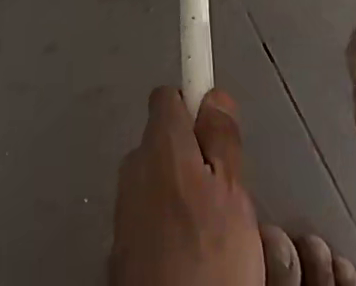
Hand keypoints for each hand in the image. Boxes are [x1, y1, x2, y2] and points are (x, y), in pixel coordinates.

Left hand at [110, 87, 263, 285]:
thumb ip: (222, 138)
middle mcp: (134, 164)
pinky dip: (166, 214)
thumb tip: (214, 96)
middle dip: (192, 150)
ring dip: (181, 186)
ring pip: (157, 172)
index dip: (195, 102)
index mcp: (162, 144)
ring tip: (210, 225)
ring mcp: (124, 200)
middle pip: (164, 135)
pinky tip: (188, 245)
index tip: (214, 117)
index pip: (169, 94)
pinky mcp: (121, 235)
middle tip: (223, 187)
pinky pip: (148, 205)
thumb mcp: (234, 194)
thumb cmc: (209, 261)